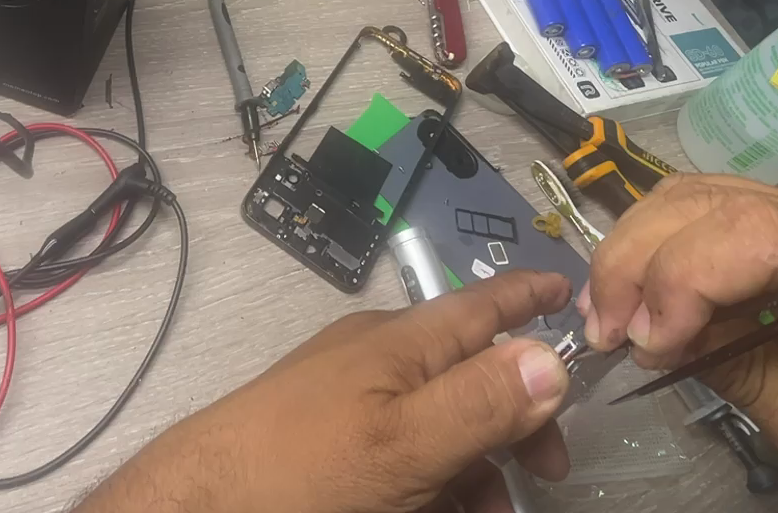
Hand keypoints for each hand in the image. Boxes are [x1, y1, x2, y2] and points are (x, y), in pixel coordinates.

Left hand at [75, 270, 574, 512]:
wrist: (209, 495)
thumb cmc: (310, 466)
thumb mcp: (405, 445)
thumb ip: (477, 402)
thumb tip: (551, 359)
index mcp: (403, 341)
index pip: (480, 303)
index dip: (526, 294)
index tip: (568, 287)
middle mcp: (382, 350)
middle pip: (469, 366)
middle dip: (516, 414)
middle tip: (550, 470)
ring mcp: (355, 384)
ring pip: (439, 409)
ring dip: (477, 457)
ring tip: (489, 511)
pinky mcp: (334, 419)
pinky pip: (403, 431)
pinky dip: (434, 466)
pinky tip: (437, 504)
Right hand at [582, 174, 777, 512]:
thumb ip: (751, 379)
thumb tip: (653, 332)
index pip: (757, 233)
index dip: (681, 274)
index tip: (645, 344)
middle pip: (709, 201)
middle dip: (637, 259)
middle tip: (605, 331)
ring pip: (697, 194)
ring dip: (639, 248)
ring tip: (615, 315)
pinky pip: (714, 212)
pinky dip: (664, 246)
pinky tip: (651, 295)